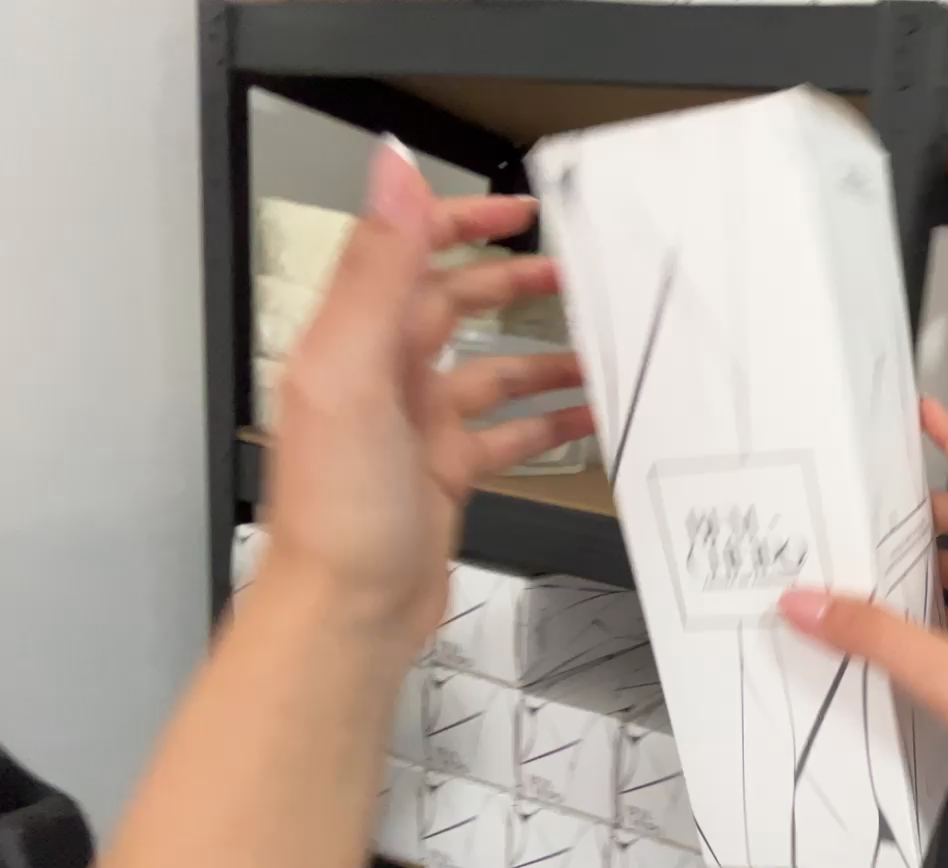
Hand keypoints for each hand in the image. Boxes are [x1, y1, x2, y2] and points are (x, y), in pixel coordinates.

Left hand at [260, 139, 592, 647]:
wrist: (352, 606)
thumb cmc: (345, 509)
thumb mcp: (354, 378)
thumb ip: (377, 276)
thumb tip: (393, 176)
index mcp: (359, 344)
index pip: (410, 257)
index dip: (461, 224)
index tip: (519, 212)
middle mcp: (388, 377)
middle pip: (459, 310)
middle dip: (516, 287)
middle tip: (572, 277)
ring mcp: (422, 425)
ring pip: (496, 375)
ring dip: (546, 361)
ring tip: (596, 355)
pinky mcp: (450, 467)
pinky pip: (511, 431)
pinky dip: (550, 423)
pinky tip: (584, 422)